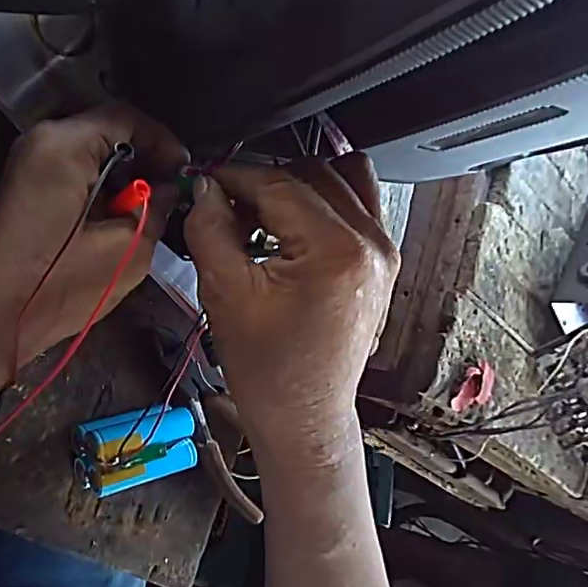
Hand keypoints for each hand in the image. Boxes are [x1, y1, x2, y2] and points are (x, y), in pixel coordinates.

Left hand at [0, 106, 185, 402]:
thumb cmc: (60, 285)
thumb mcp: (125, 248)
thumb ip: (155, 208)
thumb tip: (170, 189)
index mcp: (65, 147)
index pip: (127, 117)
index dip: (164, 141)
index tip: (184, 172)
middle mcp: (42, 142)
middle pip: (107, 129)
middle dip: (145, 158)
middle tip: (170, 192)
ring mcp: (28, 162)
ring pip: (92, 150)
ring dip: (123, 174)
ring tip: (147, 208)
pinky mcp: (26, 185)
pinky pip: (74, 169)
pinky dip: (100, 184)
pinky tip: (116, 216)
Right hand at [185, 155, 397, 460]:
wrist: (302, 414)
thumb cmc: (271, 370)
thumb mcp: (224, 292)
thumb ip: (209, 228)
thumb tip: (205, 189)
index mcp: (336, 250)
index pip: (279, 183)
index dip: (234, 176)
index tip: (208, 180)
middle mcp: (371, 244)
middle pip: (312, 173)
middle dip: (263, 181)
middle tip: (227, 202)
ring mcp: (382, 253)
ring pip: (340, 180)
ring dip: (296, 186)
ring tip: (261, 214)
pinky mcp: (380, 263)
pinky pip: (355, 205)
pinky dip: (321, 203)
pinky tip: (289, 228)